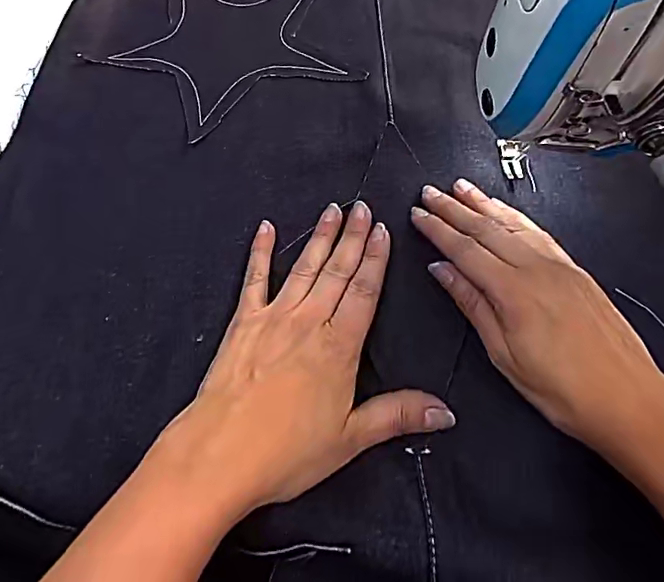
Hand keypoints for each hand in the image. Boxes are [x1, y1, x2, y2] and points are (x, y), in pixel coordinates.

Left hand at [46, 205, 453, 581]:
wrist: (217, 457)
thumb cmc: (285, 452)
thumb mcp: (350, 439)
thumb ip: (398, 415)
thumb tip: (446, 412)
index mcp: (339, 346)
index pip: (364, 290)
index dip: (376, 258)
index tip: (383, 230)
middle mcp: (309, 322)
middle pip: (338, 270)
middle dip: (353, 236)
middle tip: (363, 206)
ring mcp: (274, 318)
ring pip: (305, 267)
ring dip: (320, 236)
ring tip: (333, 210)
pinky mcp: (243, 323)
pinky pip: (254, 280)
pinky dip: (260, 252)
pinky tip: (265, 229)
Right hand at [411, 181, 663, 450]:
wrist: (629, 398)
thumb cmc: (570, 391)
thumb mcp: (507, 357)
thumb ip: (474, 305)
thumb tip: (445, 273)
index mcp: (515, 290)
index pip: (465, 248)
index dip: (438, 229)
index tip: (419, 215)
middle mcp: (538, 269)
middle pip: (486, 228)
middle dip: (454, 208)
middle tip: (431, 192)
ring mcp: (560, 265)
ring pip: (513, 224)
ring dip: (484, 203)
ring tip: (462, 188)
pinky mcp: (576, 270)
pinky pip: (538, 232)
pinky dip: (516, 217)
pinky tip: (507, 213)